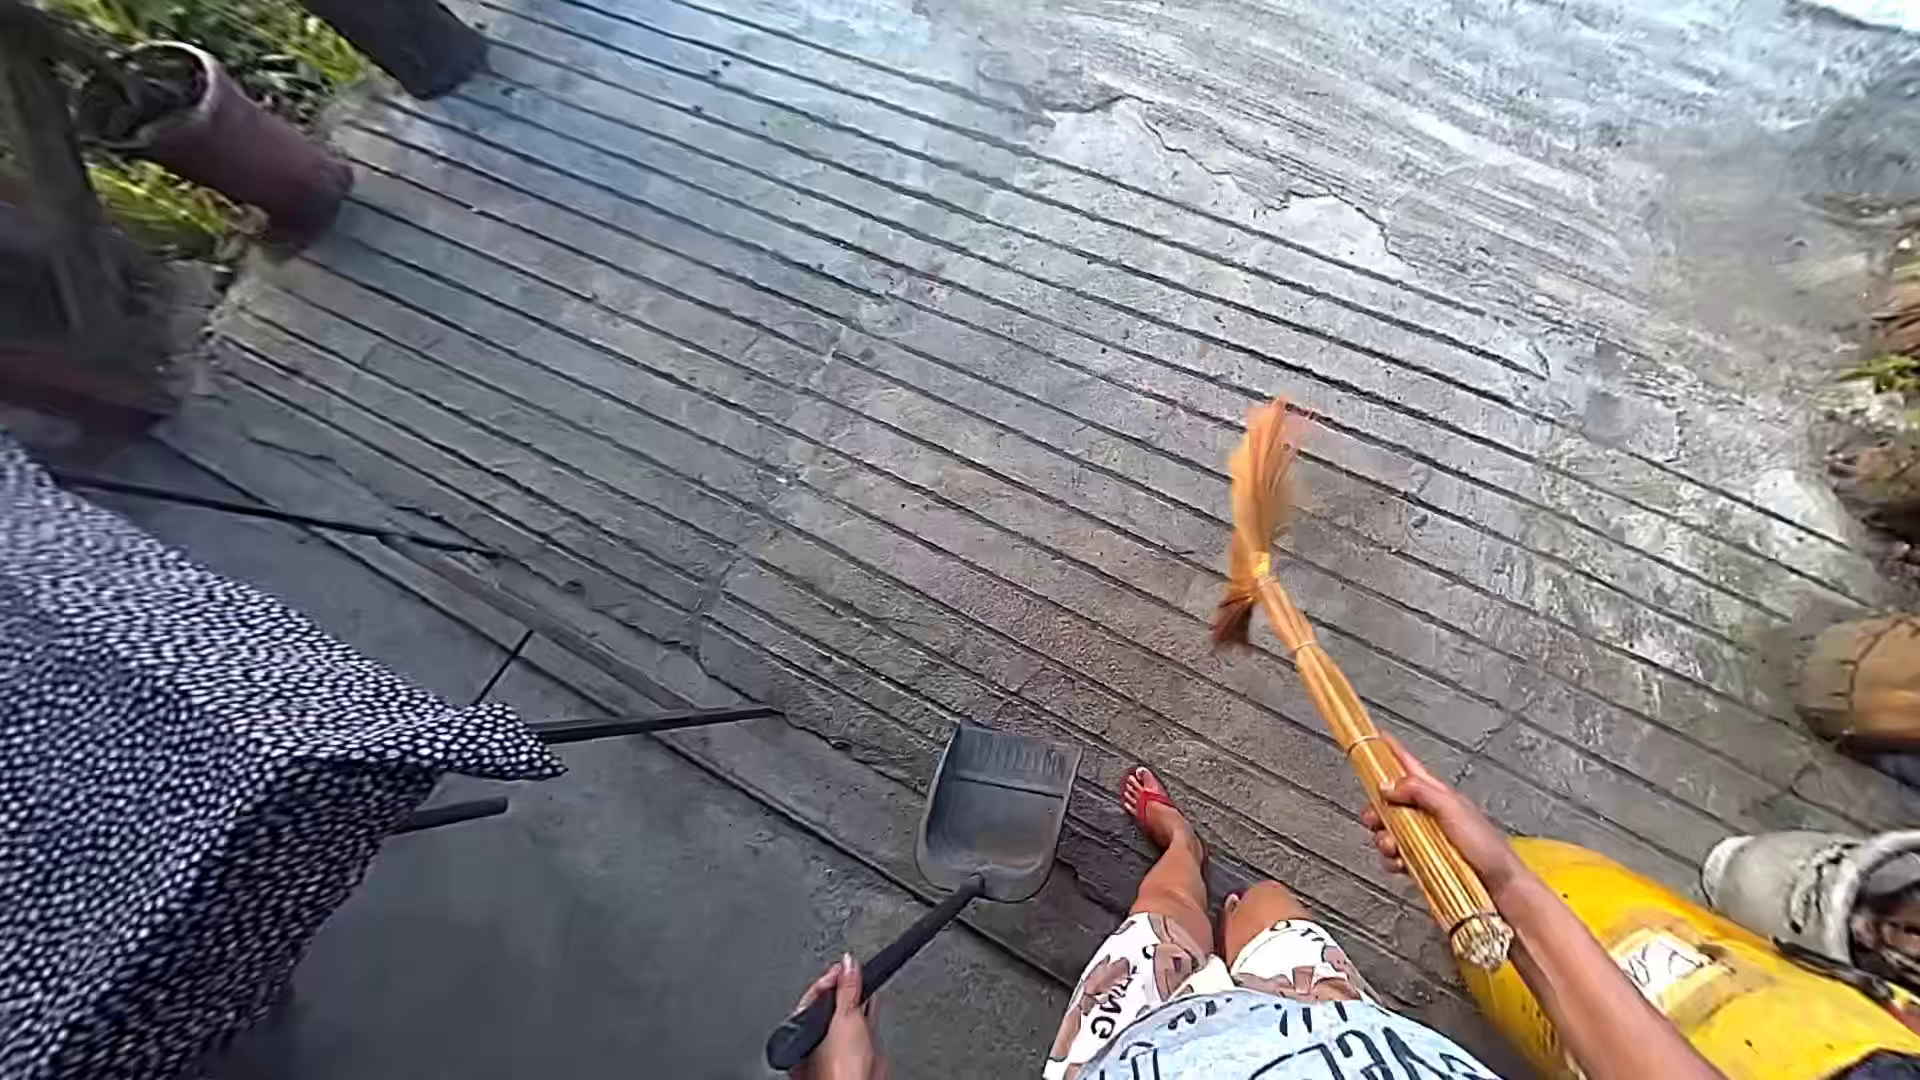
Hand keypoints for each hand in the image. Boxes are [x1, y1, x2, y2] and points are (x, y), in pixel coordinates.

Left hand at [789, 954, 888, 1079]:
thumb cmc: (840, 1071)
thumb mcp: (845, 1016)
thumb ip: (847, 987)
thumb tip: (848, 962)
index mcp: (803, 1035)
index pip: (813, 997)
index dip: (829, 978)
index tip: (844, 966)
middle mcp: (816, 1043)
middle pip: (830, 1004)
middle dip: (843, 986)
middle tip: (854, 970)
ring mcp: (837, 1048)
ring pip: (846, 1014)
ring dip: (857, 997)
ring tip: (864, 980)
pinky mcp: (856, 1052)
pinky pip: (860, 1023)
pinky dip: (867, 1009)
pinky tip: (872, 999)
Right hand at [1359, 736, 1527, 900]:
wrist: (1503, 891)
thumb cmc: (1488, 850)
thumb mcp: (1453, 810)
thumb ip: (1419, 791)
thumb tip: (1386, 785)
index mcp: (1435, 793)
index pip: (1405, 763)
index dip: (1388, 749)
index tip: (1373, 736)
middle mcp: (1426, 811)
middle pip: (1386, 798)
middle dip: (1375, 808)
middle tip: (1375, 818)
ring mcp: (1423, 836)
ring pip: (1386, 827)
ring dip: (1383, 837)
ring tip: (1392, 846)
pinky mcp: (1421, 859)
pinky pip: (1394, 854)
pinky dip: (1391, 859)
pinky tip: (1399, 862)